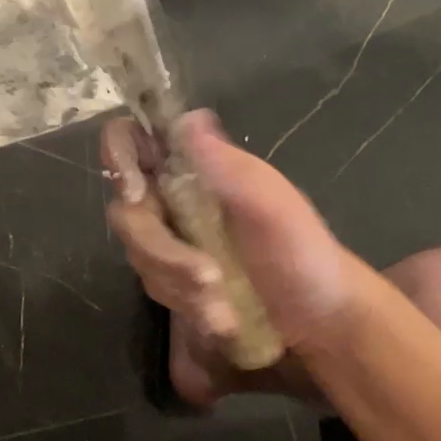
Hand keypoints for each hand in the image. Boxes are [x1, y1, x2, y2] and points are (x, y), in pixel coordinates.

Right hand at [102, 111, 356, 349]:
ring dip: (181, 287)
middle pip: (126, 212)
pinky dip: (187, 308)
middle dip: (164, 252)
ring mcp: (166, 240)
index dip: (118, 157)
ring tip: (228, 313)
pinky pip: (154, 289)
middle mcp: (167, 198)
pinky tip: (222, 321)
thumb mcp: (273, 205)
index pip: (129, 141)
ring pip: (139, 257)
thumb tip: (188, 119)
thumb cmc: (304, 251)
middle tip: (209, 278)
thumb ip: (228, 166)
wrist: (322, 321)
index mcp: (189, 167)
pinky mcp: (169, 280)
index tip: (137, 192)